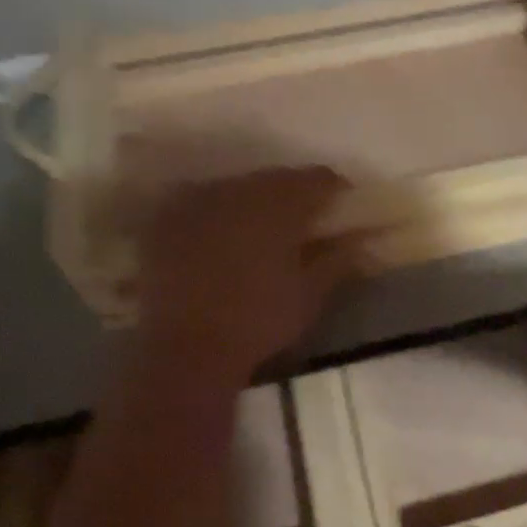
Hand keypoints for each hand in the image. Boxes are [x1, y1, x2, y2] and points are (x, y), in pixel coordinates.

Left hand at [132, 167, 357, 378]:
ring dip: (255, 205)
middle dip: (293, 198)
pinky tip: (224, 242)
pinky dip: (220, 217)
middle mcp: (235, 189)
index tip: (343, 211)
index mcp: (277, 203)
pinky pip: (203, 205)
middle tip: (306, 226)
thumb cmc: (260, 321)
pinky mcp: (165, 220)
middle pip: (274, 180)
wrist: (187, 348)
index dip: (335, 191)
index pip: (317, 179)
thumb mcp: (310, 295)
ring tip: (264, 236)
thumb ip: (338, 260)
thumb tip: (361, 239)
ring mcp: (195, 200)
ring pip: (236, 189)